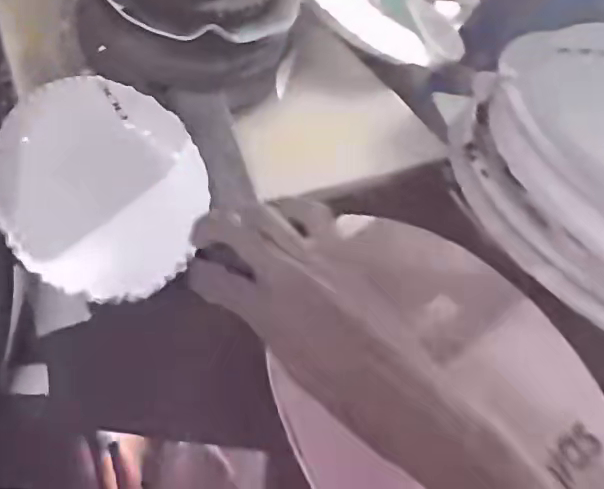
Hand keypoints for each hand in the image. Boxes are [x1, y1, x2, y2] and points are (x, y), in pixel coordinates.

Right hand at [188, 204, 554, 488]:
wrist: (410, 395)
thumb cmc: (344, 393)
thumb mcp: (286, 358)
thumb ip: (258, 317)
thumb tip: (241, 294)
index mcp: (267, 309)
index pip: (214, 278)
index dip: (198, 274)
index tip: (193, 273)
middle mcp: (285, 272)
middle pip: (232, 228)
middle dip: (208, 226)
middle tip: (201, 235)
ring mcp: (316, 254)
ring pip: (265, 211)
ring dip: (244, 213)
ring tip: (240, 220)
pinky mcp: (344, 248)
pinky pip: (312, 211)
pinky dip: (292, 208)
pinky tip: (287, 215)